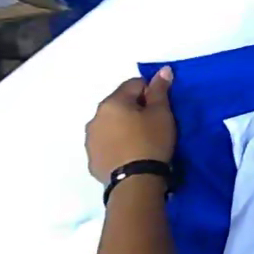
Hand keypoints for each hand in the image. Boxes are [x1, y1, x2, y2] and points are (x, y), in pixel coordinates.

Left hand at [85, 67, 175, 183]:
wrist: (135, 183)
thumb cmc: (151, 142)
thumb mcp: (162, 113)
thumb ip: (160, 89)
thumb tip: (163, 69)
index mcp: (112, 102)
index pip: (135, 84)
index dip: (151, 93)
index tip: (161, 109)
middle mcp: (95, 117)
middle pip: (120, 104)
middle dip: (136, 110)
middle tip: (154, 125)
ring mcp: (90, 140)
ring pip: (111, 124)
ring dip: (124, 127)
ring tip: (142, 142)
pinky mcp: (92, 159)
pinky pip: (106, 143)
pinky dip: (117, 144)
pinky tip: (130, 155)